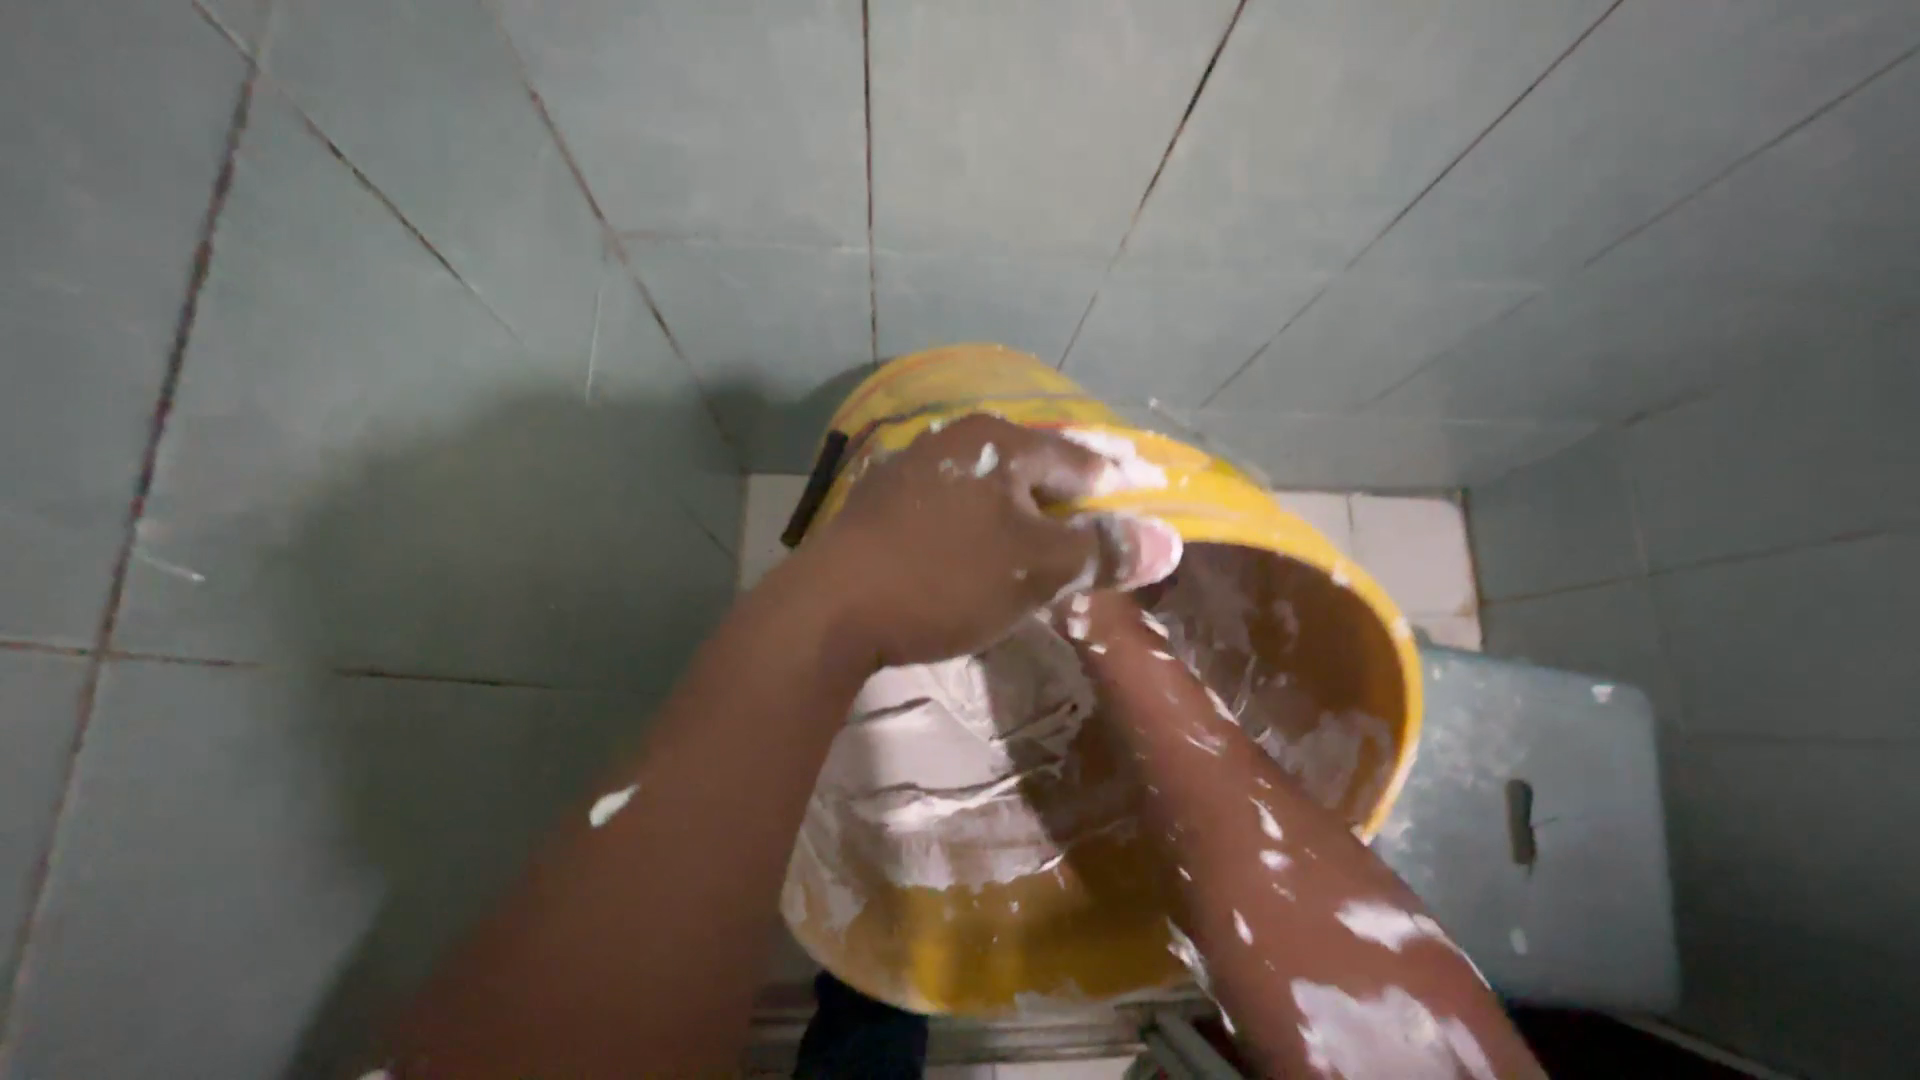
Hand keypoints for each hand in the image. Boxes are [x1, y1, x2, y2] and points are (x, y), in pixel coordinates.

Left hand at [801, 414, 1180, 669]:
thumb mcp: (1035, 569)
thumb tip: (1168, 540)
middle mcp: (953, 441)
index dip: (1115, 492)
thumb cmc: (945, 578)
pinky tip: (976, 565)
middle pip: (1032, 474)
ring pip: (989, 495)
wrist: (830, 610)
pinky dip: (977, 536)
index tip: (1138, 520)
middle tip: (1089, 552)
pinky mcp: (883, 507)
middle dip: (1065, 511)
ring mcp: (912, 471)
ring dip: (1019, 526)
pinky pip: (952, 514)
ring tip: (1038, 564)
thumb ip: (1101, 551)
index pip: (1078, 460)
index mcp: (996, 442)